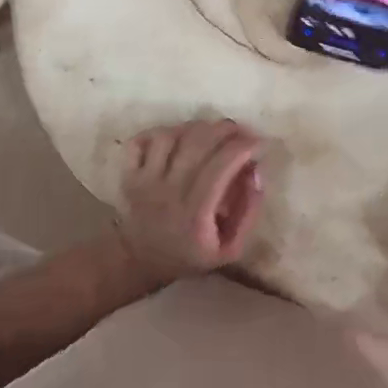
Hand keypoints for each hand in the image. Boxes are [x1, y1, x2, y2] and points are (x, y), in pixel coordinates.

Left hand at [118, 120, 265, 282]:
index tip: (260, 142)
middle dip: (222, 129)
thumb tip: (254, 172)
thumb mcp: (230, 248)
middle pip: (195, 144)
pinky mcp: (128, 173)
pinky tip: (176, 136)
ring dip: (192, 128)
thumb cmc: (191, 255)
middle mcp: (167, 189)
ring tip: (209, 131)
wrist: (141, 260)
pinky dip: (159, 132)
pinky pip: (140, 141)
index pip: (220, 166)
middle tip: (239, 129)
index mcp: (195, 210)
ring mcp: (144, 179)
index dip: (242, 147)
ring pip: (167, 137)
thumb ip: (247, 212)